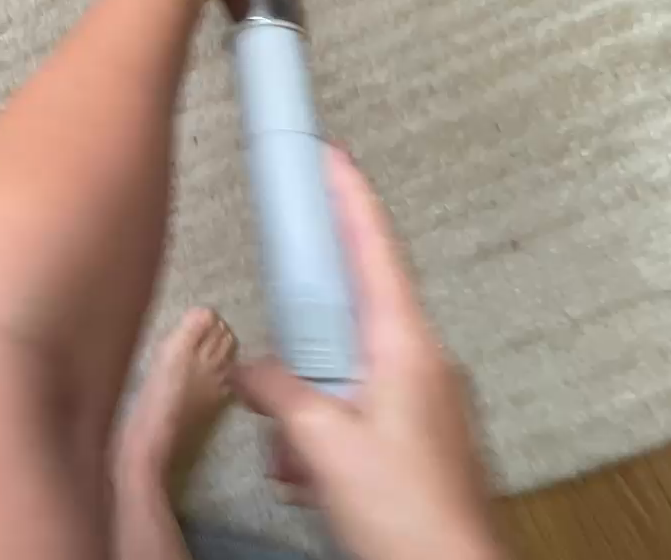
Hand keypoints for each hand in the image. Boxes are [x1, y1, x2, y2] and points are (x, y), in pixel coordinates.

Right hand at [232, 149, 504, 559]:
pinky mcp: (411, 429)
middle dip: (302, 320)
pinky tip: (301, 465)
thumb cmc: (408, 516)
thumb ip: (277, 387)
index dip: (351, 195)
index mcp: (404, 346)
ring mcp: (419, 397)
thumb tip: (251, 370)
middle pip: (350, 302)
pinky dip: (316, 419)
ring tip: (288, 444)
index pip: (375, 247)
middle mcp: (419, 362)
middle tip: (278, 323)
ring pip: (341, 360)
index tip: (331, 154)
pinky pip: (350, 399)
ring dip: (303, 391)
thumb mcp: (320, 439)